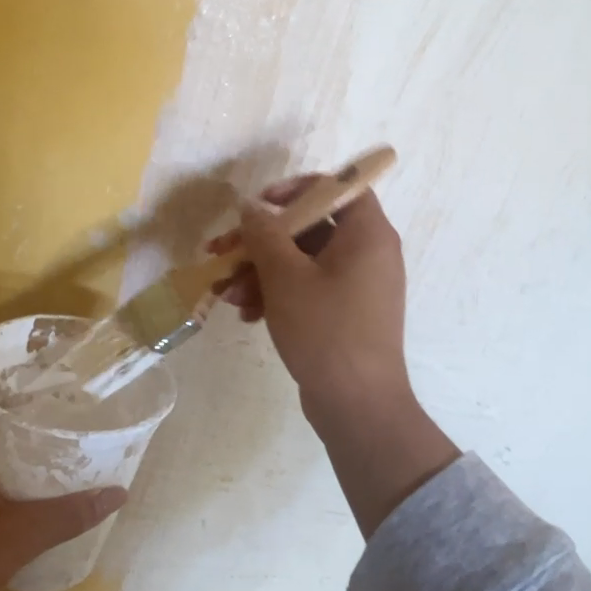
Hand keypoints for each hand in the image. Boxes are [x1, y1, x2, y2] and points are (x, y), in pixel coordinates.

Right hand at [214, 177, 457, 535]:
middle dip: (260, 242)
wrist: (357, 402)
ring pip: (302, 262)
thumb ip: (264, 233)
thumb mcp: (285, 276)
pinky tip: (248, 315)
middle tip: (221, 253)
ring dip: (260, 272)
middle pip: (309, 229)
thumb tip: (251, 206)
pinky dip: (277, 295)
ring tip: (227, 295)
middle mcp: (368, 254)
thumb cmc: (324, 329)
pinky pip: (308, 289)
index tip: (261, 206)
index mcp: (367, 234)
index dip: (296, 189)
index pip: (338, 188)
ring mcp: (358, 286)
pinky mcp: (346, 314)